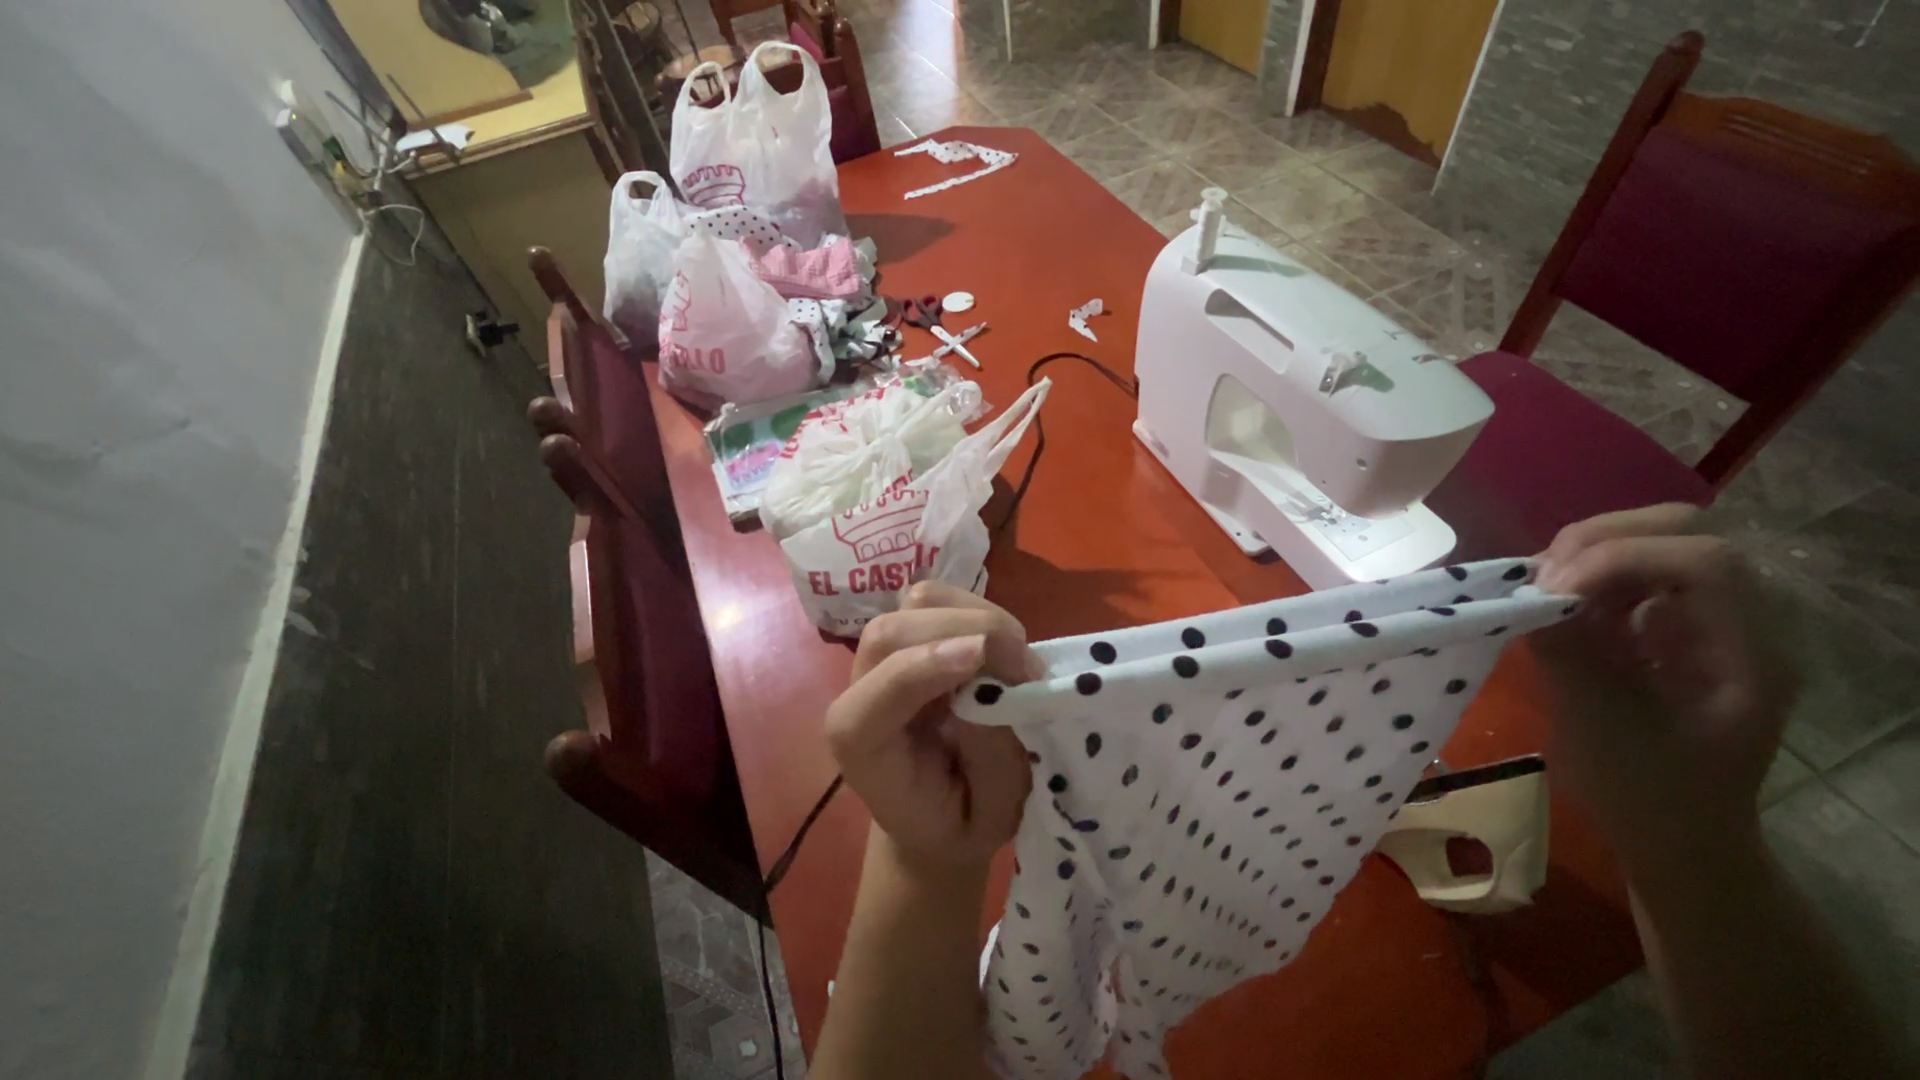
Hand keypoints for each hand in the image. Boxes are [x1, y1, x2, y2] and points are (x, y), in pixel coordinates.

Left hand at [825, 583, 1040, 875]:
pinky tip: (1000, 650)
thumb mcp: (990, 817)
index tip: (983, 658)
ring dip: (978, 617)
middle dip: (970, 632)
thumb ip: (992, 759)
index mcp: (863, 747)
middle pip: (895, 632)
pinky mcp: (908, 637)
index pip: (879, 691)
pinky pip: (938, 600)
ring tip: (1016, 661)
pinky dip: (978, 610)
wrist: (933, 817)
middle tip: (1028, 671)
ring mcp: (879, 659)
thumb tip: (995, 687)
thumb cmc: (960, 822)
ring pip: (918, 604)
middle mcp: (859, 692)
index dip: (927, 665)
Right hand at [1533, 504, 1795, 878]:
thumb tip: (1528, 596)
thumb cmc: (1647, 797)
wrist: (1676, 841)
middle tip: (1542, 576)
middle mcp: (1735, 625)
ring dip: (1585, 555)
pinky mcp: (1664, 631)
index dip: (1623, 558)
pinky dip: (1580, 579)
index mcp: (1745, 656)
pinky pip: (1625, 579)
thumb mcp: (1599, 727)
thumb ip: (1568, 652)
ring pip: (1650, 545)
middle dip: (1602, 540)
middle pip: (1683, 534)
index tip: (1554, 592)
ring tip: (1537, 588)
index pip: (1705, 563)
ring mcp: (1700, 625)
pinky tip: (1548, 603)